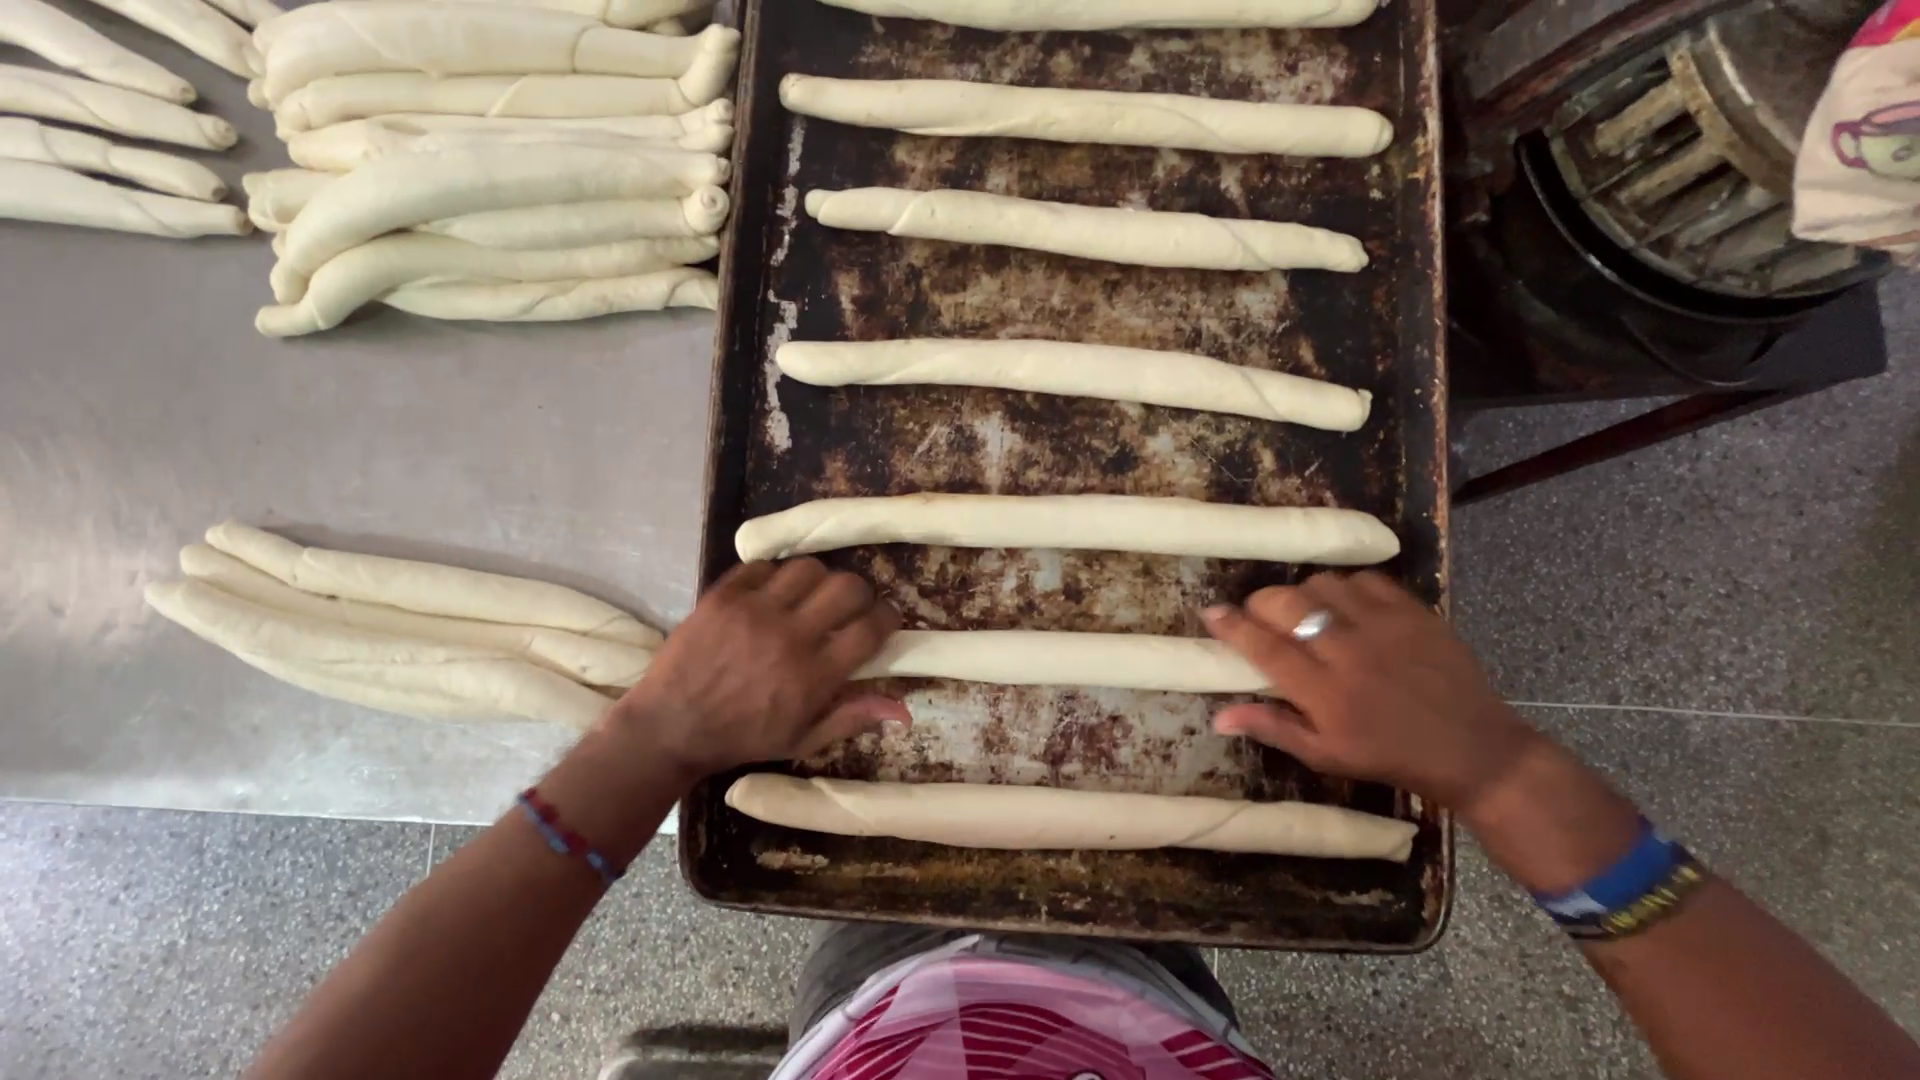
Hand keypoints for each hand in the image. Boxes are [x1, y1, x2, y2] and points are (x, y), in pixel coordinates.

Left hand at [607, 559, 907, 779]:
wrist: (670, 727)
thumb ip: (852, 717)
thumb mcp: (802, 740)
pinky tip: (771, 593)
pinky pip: (763, 565)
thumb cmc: (742, 738)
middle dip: (859, 593)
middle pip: (847, 588)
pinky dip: (773, 575)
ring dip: (817, 579)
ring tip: (809, 595)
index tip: (884, 620)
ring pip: (808, 567)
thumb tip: (903, 710)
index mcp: (814, 676)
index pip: (870, 629)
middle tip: (849, 606)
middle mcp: (790, 637)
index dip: (887, 618)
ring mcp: (755, 612)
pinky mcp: (723, 596)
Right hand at [1203, 571, 1539, 811]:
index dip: (1232, 627)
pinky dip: (1345, 587)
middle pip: (1287, 605)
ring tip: (1305, 612)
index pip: (1264, 648)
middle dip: (1261, 604)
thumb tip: (1218, 716)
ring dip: (1303, 594)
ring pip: (1322, 585)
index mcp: (1325, 694)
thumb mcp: (1326, 755)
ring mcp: (1385, 628)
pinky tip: (1345, 607)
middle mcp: (1349, 653)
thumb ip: (1272, 728)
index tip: (1211, 613)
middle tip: (1260, 616)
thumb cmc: (1389, 757)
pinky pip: (1366, 580)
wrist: (1473, 750)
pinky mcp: (1415, 613)